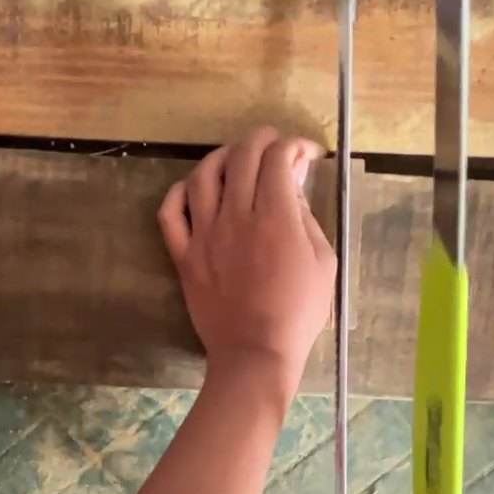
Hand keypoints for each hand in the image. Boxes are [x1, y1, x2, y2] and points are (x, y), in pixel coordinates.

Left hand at [158, 128, 335, 395]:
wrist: (254, 353)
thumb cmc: (297, 313)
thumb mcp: (323, 263)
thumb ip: (306, 219)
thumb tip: (292, 189)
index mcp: (275, 217)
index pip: (278, 158)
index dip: (294, 145)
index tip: (305, 154)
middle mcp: (236, 216)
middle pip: (242, 156)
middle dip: (262, 140)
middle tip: (274, 145)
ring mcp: (204, 234)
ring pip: (203, 175)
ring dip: (221, 156)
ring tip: (235, 158)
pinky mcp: (184, 255)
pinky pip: (170, 213)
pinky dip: (179, 192)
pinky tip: (193, 188)